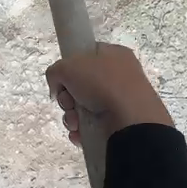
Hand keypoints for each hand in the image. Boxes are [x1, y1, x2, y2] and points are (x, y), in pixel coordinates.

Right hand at [44, 44, 172, 143]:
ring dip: (72, 116)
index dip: (70, 66)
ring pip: (85, 106)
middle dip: (67, 97)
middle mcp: (121, 76)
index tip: (64, 77)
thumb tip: (58, 90)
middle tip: (67, 102)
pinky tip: (79, 133)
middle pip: (82, 84)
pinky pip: (95, 125)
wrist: (132, 122)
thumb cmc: (101, 84)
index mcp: (115, 54)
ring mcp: (123, 102)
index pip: (86, 55)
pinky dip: (83, 130)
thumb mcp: (66, 67)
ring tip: (74, 122)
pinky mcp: (123, 124)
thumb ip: (54, 72)